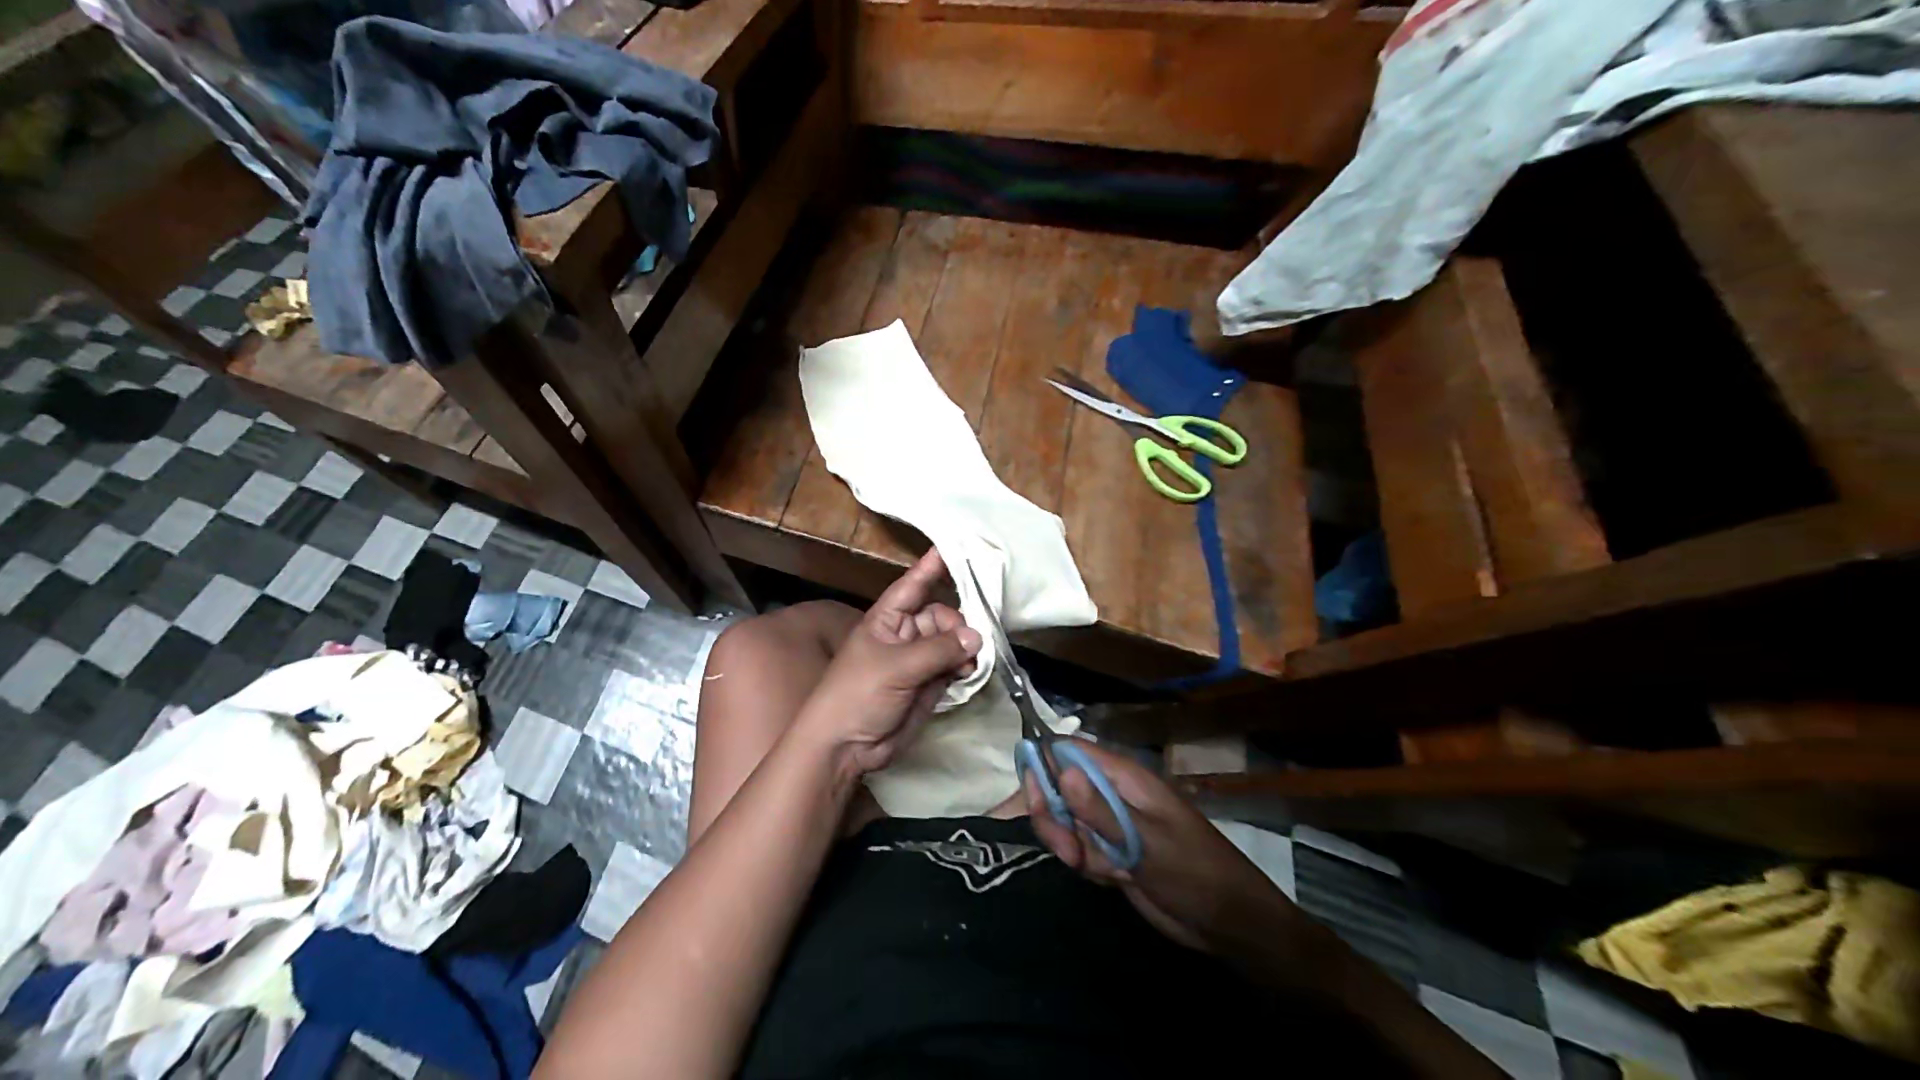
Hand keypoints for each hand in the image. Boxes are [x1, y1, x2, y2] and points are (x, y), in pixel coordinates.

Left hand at [794, 549, 981, 775]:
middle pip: (941, 615)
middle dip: (958, 622)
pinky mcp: (930, 684)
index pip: (912, 586)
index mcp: (887, 620)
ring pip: (952, 641)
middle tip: (970, 639)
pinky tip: (970, 671)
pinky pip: (955, 666)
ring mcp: (918, 661)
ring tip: (972, 659)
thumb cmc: (858, 694)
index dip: (930, 568)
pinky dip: (966, 666)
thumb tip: (976, 636)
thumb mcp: (896, 666)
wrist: (846, 747)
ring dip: (965, 646)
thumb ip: (938, 650)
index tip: (952, 547)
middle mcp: (905, 635)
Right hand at [1024, 739, 1297, 953]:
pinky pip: (1080, 847)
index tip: (1030, 799)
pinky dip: (1084, 863)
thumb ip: (1100, 810)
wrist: (1228, 922)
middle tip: (1066, 849)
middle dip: (1053, 816)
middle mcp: (1113, 794)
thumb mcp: (1145, 842)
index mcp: (1124, 777)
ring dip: (1068, 843)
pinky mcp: (1113, 852)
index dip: (1044, 766)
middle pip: (1059, 787)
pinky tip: (1108, 878)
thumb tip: (1059, 770)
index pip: (1070, 753)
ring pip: (1066, 820)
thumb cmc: (1194, 872)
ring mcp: (1112, 824)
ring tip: (1088, 867)